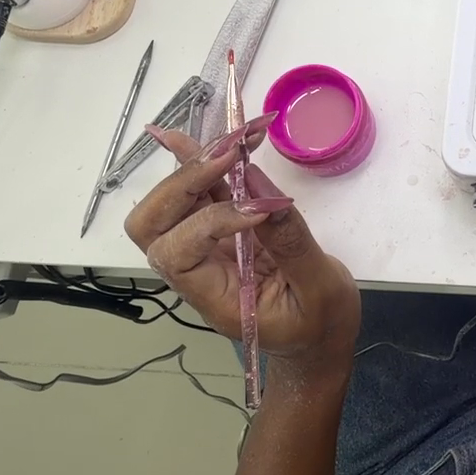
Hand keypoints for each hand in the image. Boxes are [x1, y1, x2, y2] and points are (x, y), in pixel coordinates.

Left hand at [126, 121, 361, 387]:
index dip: (210, 220)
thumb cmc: (322, 324)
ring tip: (229, 134)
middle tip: (226, 155)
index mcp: (216, 298)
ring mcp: (208, 249)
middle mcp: (199, 272)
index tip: (259, 206)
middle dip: (182, 184)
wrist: (320, 341)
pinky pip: (203, 195)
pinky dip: (205, 162)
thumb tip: (262, 192)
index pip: (181, 253)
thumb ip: (290, 243)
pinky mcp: (224, 231)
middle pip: (153, 227)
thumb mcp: (319, 289)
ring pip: (172, 204)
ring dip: (194, 165)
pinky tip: (213, 134)